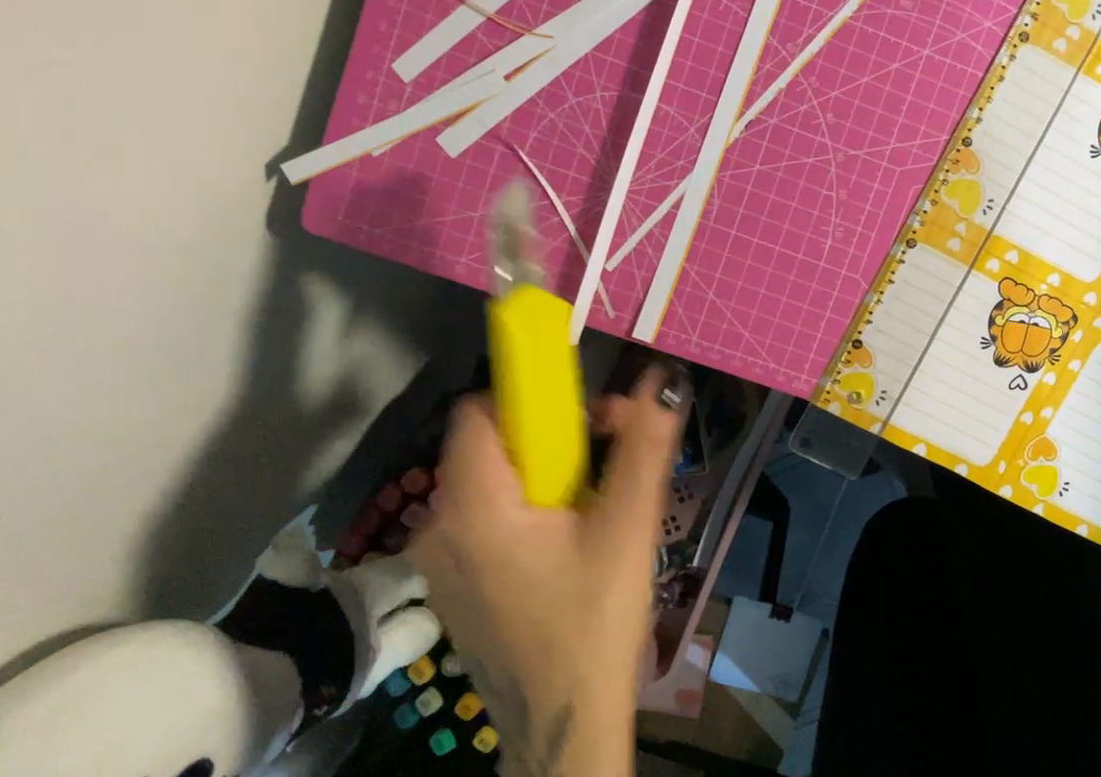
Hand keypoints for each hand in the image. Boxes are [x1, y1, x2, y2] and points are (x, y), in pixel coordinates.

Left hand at [409, 375, 681, 776]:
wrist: (565, 722)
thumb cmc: (594, 620)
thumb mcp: (628, 527)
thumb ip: (644, 445)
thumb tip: (662, 379)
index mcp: (473, 506)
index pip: (478, 411)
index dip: (532, 399)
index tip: (586, 419)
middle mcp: (438, 527)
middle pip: (490, 446)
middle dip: (552, 439)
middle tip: (608, 459)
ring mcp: (439, 562)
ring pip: (490, 483)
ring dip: (543, 475)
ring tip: (596, 506)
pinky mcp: (451, 587)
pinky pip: (483, 520)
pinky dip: (523, 511)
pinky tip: (566, 544)